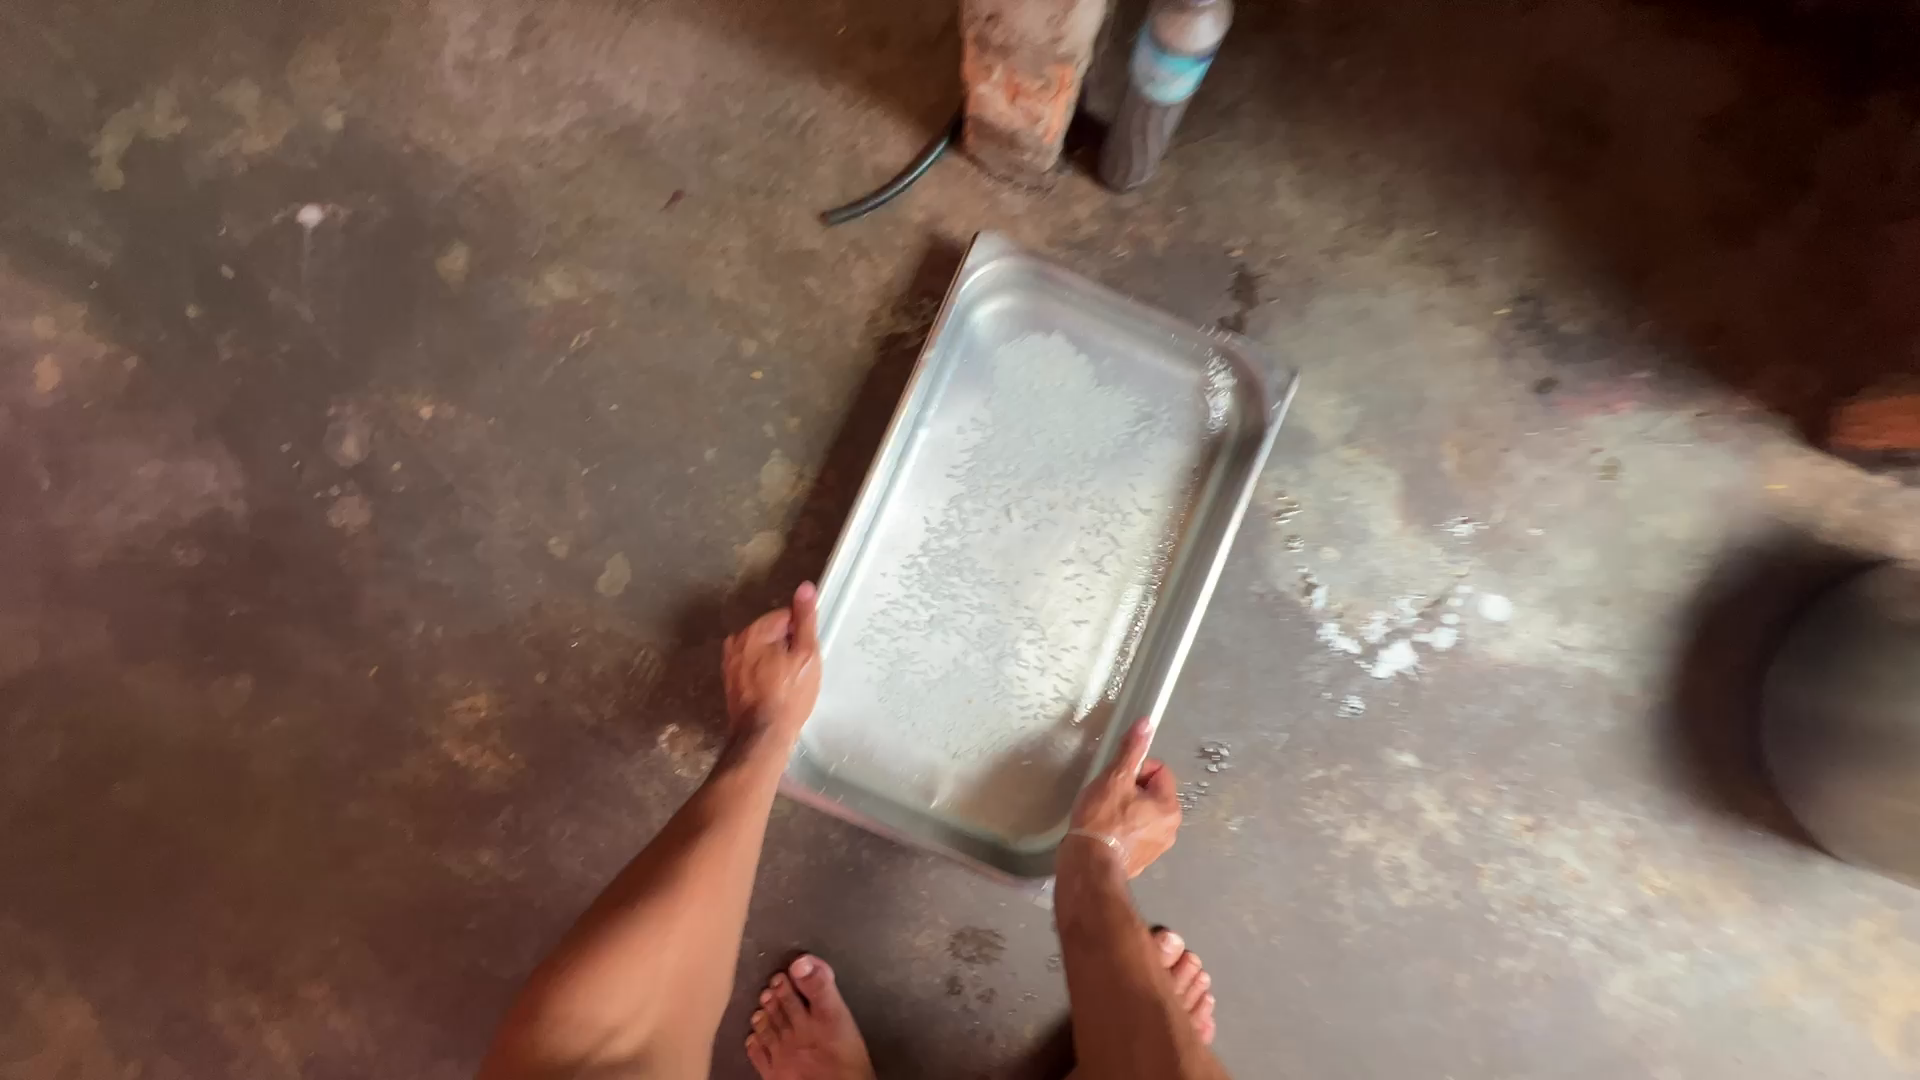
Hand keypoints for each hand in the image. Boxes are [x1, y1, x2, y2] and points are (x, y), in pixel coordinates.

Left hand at [722, 582, 822, 743]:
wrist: (762, 736)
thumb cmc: (789, 696)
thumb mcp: (806, 655)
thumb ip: (805, 619)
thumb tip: (805, 588)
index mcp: (754, 631)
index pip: (786, 617)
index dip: (801, 636)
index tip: (804, 657)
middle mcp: (736, 641)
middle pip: (773, 632)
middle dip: (787, 647)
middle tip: (798, 672)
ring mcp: (730, 661)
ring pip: (764, 649)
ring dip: (776, 660)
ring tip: (786, 683)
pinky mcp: (730, 679)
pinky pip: (754, 665)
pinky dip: (765, 673)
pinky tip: (774, 690)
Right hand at [1067, 717, 1180, 877]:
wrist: (1089, 864)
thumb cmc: (1102, 819)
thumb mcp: (1115, 777)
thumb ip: (1132, 750)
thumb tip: (1146, 723)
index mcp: (1169, 806)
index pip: (1158, 770)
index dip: (1135, 769)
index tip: (1116, 780)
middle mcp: (1171, 827)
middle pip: (1151, 791)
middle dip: (1129, 789)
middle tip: (1107, 796)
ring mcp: (1158, 846)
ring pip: (1142, 811)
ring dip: (1126, 807)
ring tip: (1104, 814)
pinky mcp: (1142, 859)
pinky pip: (1135, 831)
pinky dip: (1123, 827)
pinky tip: (1105, 830)